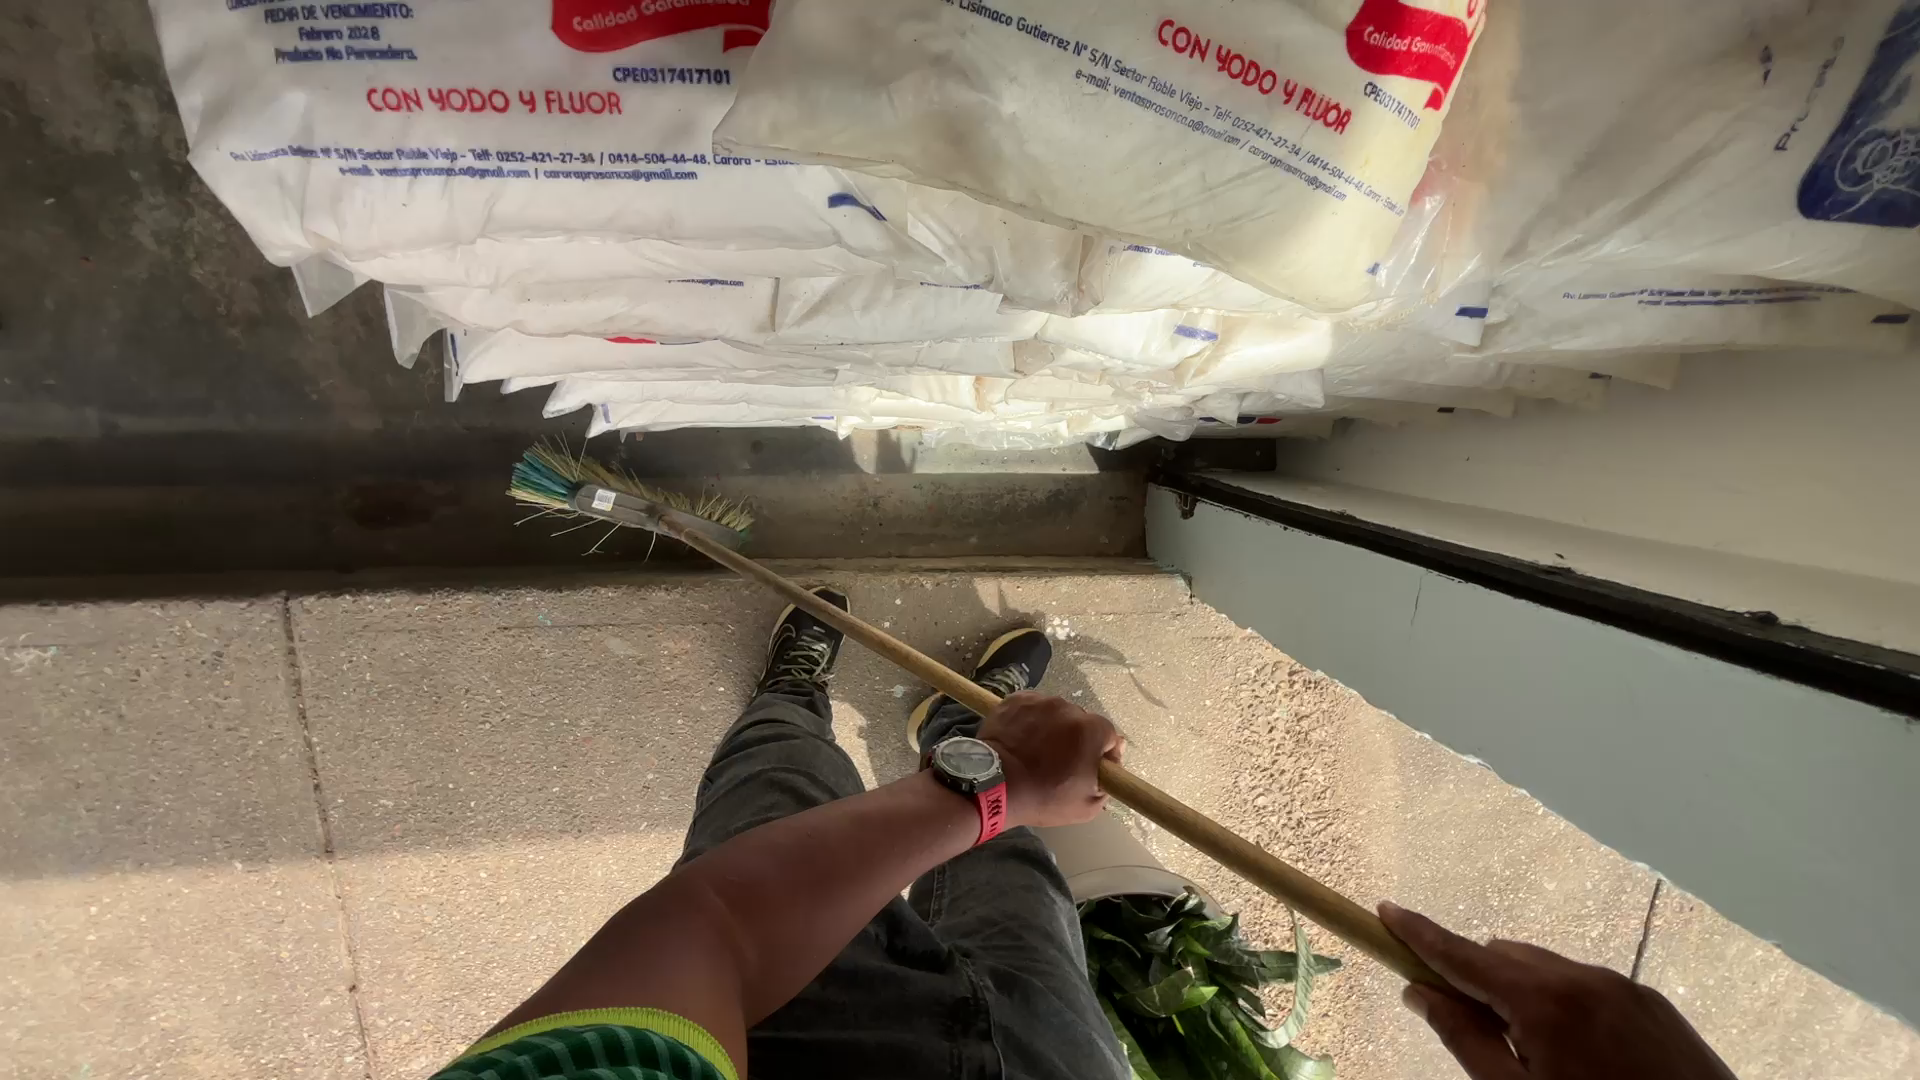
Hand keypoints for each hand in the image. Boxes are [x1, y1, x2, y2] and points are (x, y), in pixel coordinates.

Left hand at [977, 690, 1123, 828]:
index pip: (1108, 735)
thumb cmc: (1044, 797)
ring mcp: (1040, 701)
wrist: (995, 784)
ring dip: (1052, 727)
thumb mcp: (1087, 805)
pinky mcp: (1016, 699)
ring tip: (1037, 749)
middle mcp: (1068, 708)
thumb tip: (1109, 764)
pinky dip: (1030, 719)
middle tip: (1061, 760)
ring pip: (1055, 712)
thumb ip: (1107, 783)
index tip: (1093, 767)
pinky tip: (1022, 738)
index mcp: (1090, 730)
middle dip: (1076, 738)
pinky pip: (1032, 707)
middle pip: (1081, 721)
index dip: (1104, 751)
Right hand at [1379, 902, 1736, 1079]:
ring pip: (1545, 970)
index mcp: (1543, 999)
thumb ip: (1464, 1039)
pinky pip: (1588, 986)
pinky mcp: (1659, 1007)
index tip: (1383, 910)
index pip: (1461, 954)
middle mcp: (1582, 976)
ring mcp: (1627, 989)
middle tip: (1483, 1031)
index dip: (1417, 933)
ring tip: (1546, 1055)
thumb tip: (1419, 991)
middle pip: (1503, 957)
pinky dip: (1567, 1005)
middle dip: (1481, 982)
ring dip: (1525, 994)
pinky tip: (1589, 1057)